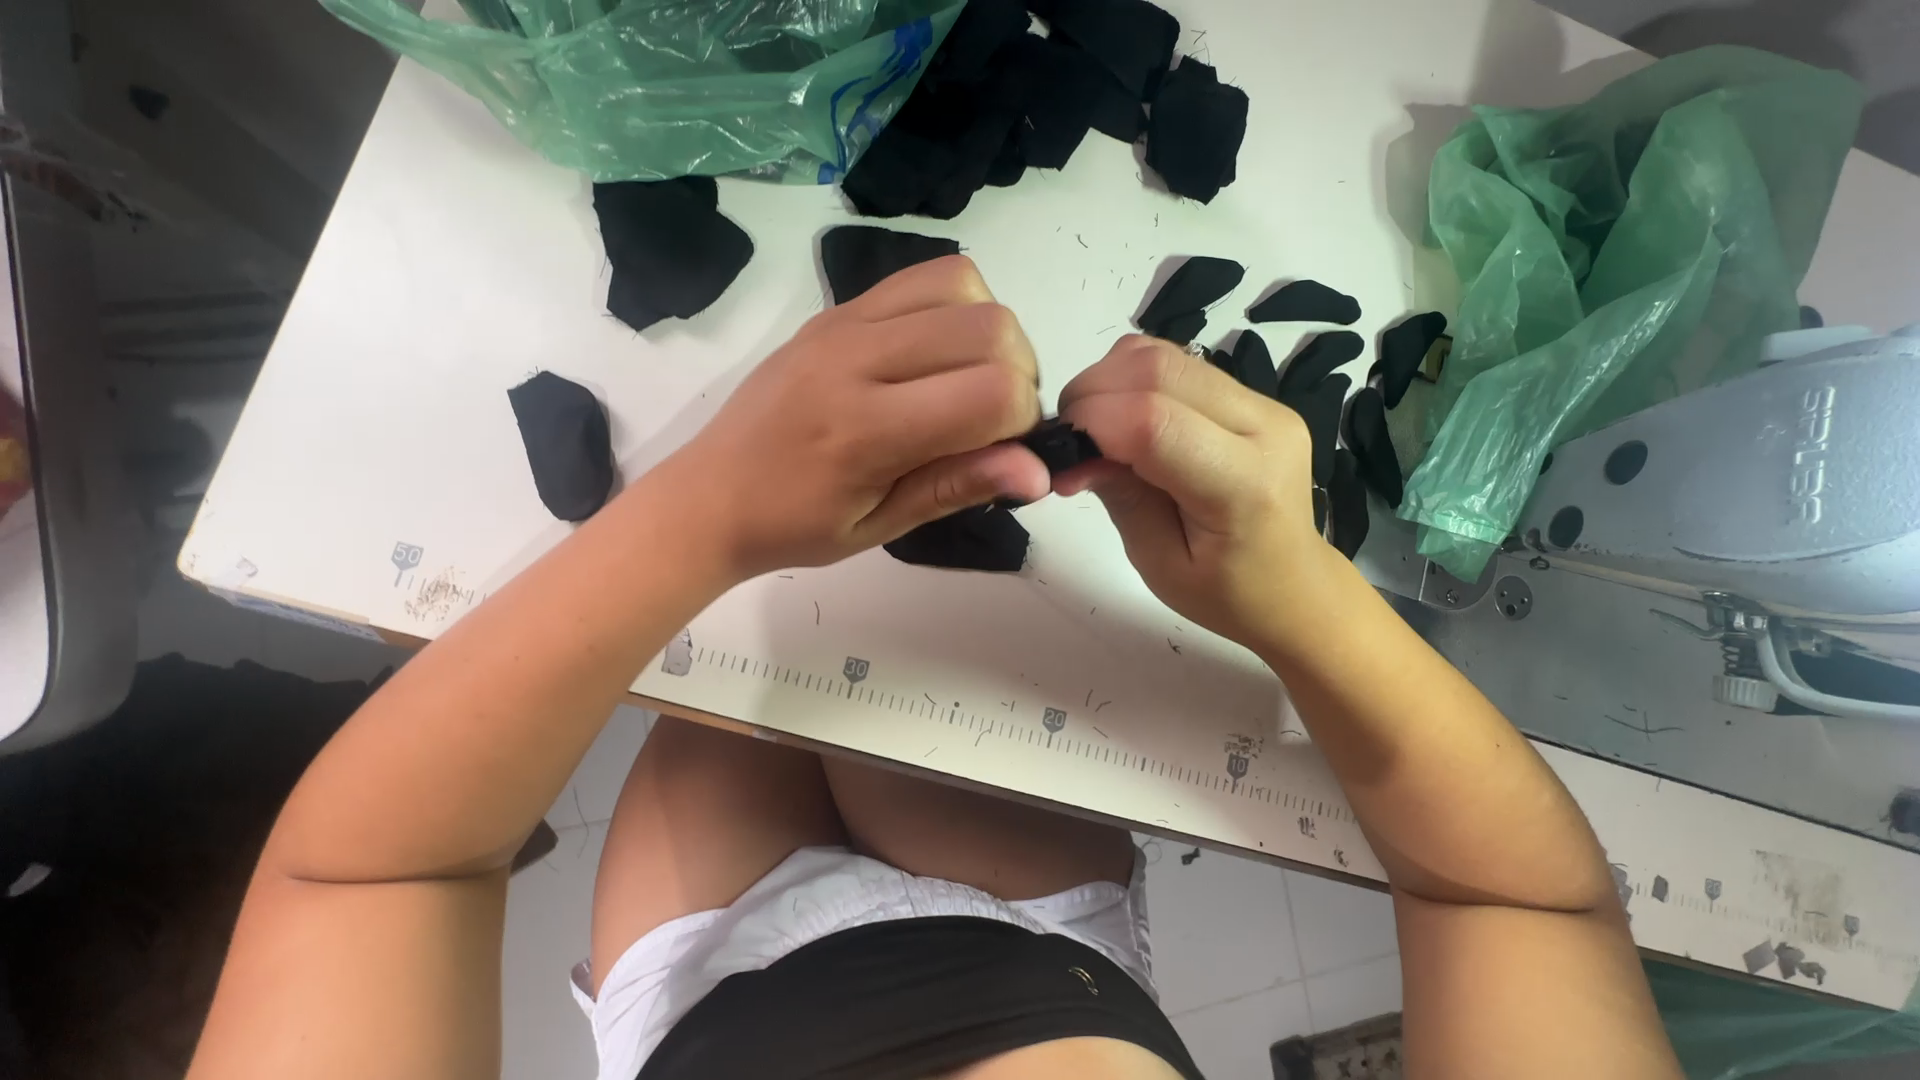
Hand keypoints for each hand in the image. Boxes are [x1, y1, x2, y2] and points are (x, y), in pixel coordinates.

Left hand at [656, 256, 1049, 579]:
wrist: (710, 494)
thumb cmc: (794, 525)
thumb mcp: (879, 525)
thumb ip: (957, 485)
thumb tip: (1039, 471)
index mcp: (865, 429)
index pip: (992, 394)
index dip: (1021, 424)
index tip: (1002, 454)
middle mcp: (856, 358)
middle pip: (992, 328)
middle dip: (1018, 376)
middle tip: (991, 421)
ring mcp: (844, 322)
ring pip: (964, 286)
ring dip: (990, 335)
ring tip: (967, 381)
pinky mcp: (836, 309)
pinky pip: (922, 276)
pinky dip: (955, 307)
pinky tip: (936, 355)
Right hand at [1054, 335, 1335, 651]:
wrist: (1295, 587)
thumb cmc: (1227, 593)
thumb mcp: (1159, 562)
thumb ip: (1120, 497)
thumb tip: (1071, 454)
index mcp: (1243, 486)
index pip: (1153, 422)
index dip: (1092, 422)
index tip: (1057, 451)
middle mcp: (1263, 428)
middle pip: (1158, 371)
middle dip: (1093, 393)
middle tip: (1067, 436)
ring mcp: (1263, 404)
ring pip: (1164, 356)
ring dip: (1110, 381)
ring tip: (1093, 428)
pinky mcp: (1252, 396)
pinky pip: (1178, 364)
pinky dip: (1133, 379)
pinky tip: (1124, 418)